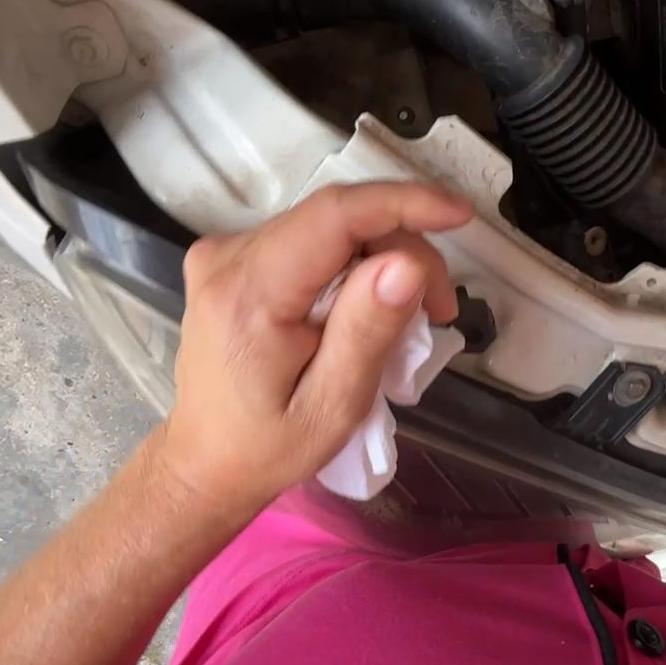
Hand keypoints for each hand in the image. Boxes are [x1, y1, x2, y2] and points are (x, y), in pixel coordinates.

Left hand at [154, 182, 472, 525]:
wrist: (206, 459)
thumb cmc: (269, 446)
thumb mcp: (331, 406)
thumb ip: (367, 333)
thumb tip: (407, 264)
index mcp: (248, 294)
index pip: (334, 216)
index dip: (403, 204)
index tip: (459, 215)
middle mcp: (229, 257)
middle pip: (341, 219)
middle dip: (406, 251)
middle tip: (439, 310)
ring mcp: (229, 253)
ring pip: (334, 227)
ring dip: (387, 260)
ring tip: (413, 317)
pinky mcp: (238, 258)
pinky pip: (318, 241)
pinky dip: (359, 265)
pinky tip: (373, 307)